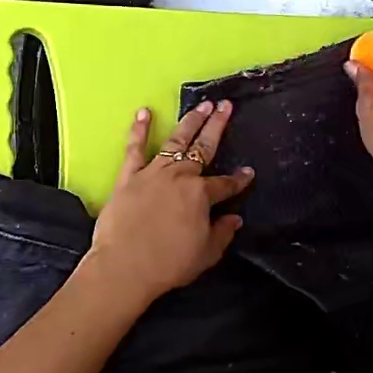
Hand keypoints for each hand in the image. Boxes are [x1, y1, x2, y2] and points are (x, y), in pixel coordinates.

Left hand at [79, 100, 254, 306]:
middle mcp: (180, 176)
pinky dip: (139, 129)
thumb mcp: (206, 254)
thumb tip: (235, 219)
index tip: (248, 172)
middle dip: (217, 125)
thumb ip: (223, 233)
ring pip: (175, 140)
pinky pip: (134, 148)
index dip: (239, 179)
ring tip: (201, 105)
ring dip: (190, 121)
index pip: (226, 184)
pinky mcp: (128, 176)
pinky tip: (144, 112)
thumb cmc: (168, 264)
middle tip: (226, 106)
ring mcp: (153, 173)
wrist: (124, 267)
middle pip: (203, 147)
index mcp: (201, 194)